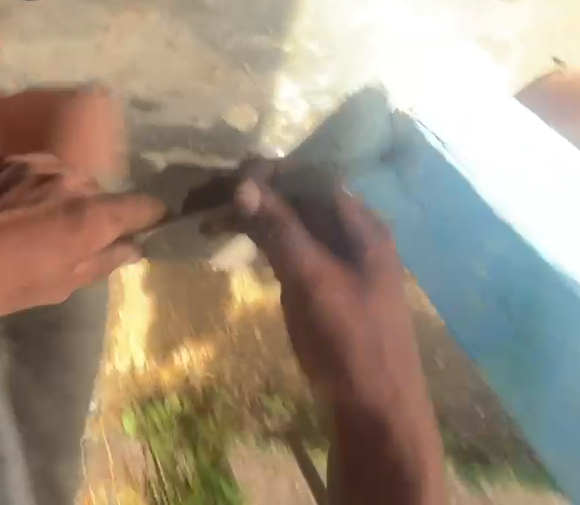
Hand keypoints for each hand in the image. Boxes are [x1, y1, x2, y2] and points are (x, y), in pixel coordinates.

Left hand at [0, 155, 165, 326]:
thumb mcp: (58, 285)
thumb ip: (102, 261)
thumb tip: (132, 248)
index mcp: (89, 214)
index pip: (143, 205)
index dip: (150, 218)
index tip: (148, 230)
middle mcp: (69, 178)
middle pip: (101, 192)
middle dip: (97, 214)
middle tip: (74, 241)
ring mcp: (36, 162)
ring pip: (68, 178)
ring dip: (65, 197)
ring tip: (37, 226)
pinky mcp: (8, 157)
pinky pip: (38, 170)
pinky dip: (37, 186)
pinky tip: (14, 210)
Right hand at [227, 163, 428, 418]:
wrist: (373, 407)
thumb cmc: (351, 338)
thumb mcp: (313, 279)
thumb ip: (280, 228)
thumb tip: (243, 182)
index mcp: (360, 224)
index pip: (312, 176)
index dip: (272, 172)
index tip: (232, 180)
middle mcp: (346, 230)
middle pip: (293, 193)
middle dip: (251, 190)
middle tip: (207, 195)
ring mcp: (327, 252)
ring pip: (281, 216)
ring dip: (246, 211)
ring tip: (206, 217)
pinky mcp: (310, 273)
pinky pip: (278, 239)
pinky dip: (251, 232)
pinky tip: (222, 233)